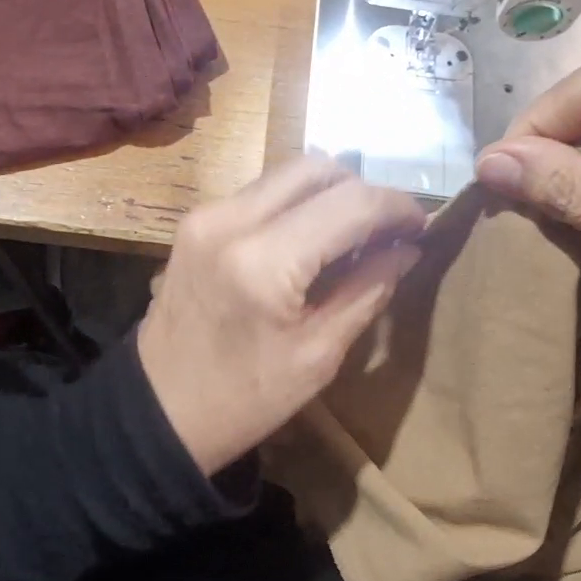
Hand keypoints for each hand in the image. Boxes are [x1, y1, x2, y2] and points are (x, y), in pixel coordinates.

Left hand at [138, 157, 425, 474]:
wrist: (158, 412)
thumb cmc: (245, 399)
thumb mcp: (318, 355)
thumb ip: (367, 289)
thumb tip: (408, 248)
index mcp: (264, 261)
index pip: (351, 202)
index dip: (397, 207)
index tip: (422, 227)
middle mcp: (231, 219)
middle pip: (319, 169)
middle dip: (365, 192)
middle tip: (390, 231)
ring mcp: (207, 214)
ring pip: (289, 173)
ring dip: (331, 193)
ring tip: (356, 235)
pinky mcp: (196, 221)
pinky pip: (263, 192)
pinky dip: (299, 203)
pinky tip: (315, 239)